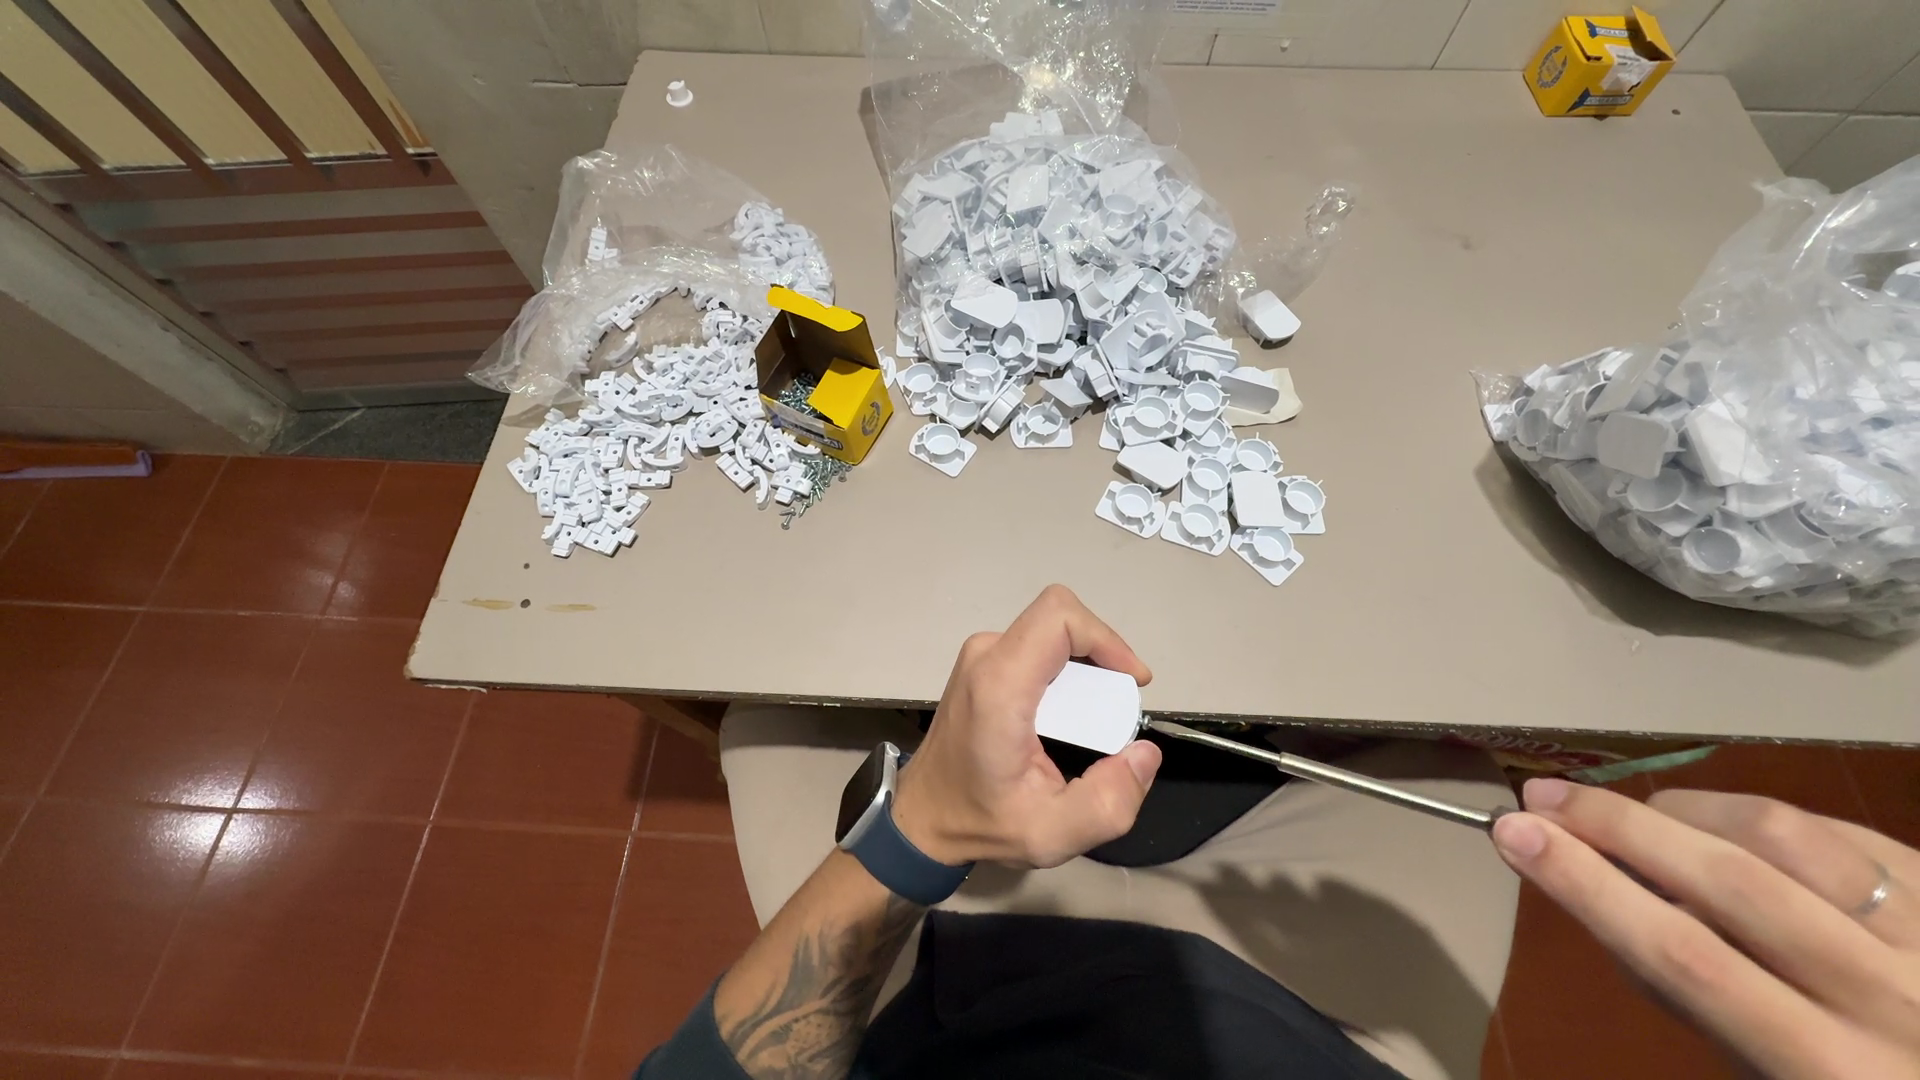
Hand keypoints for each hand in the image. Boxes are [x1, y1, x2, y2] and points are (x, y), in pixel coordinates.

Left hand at [890, 584, 1162, 868]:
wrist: (921, 815)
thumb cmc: (979, 821)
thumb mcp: (1051, 834)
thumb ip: (1109, 802)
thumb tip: (1145, 754)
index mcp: (999, 686)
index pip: (1058, 618)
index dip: (1105, 638)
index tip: (1130, 681)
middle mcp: (985, 657)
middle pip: (1059, 621)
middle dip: (1102, 658)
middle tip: (1116, 710)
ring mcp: (979, 655)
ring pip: (1050, 632)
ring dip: (1085, 665)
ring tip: (1097, 716)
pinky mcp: (980, 663)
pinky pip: (1036, 644)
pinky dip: (1065, 669)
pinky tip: (1072, 713)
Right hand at [1491, 779, 1919, 1078]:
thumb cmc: (1832, 1073)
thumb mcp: (1749, 1060)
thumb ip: (1676, 976)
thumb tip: (1580, 868)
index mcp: (1835, 1069)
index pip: (1686, 957)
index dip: (1588, 884)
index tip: (1512, 832)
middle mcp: (1897, 1000)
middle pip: (1728, 879)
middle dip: (1613, 824)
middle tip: (1541, 795)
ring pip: (1777, 832)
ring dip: (1679, 811)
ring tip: (1639, 815)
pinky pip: (1828, 823)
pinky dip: (1747, 815)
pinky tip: (1724, 829)